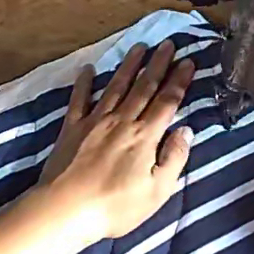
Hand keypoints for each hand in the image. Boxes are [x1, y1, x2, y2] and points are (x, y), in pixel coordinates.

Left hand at [30, 40, 194, 245]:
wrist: (65, 208)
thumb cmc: (115, 207)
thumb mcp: (156, 191)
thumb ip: (174, 159)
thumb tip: (186, 131)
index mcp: (145, 137)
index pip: (167, 101)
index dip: (179, 80)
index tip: (188, 61)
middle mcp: (121, 121)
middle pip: (143, 87)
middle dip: (157, 64)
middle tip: (168, 44)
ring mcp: (94, 122)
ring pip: (115, 87)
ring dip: (128, 66)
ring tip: (138, 47)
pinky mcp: (71, 128)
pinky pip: (79, 100)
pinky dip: (84, 83)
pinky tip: (88, 69)